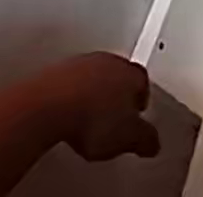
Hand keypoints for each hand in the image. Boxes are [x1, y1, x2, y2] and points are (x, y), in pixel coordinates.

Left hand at [39, 52, 160, 161]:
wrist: (51, 106)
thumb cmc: (90, 115)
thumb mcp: (128, 138)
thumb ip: (145, 138)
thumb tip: (150, 141)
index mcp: (131, 74)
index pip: (143, 83)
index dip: (141, 101)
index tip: (138, 115)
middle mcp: (109, 62)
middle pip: (120, 76)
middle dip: (119, 96)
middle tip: (116, 119)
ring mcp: (84, 64)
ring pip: (96, 77)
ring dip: (96, 94)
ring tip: (92, 120)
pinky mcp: (61, 71)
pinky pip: (74, 82)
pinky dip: (75, 95)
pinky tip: (72, 115)